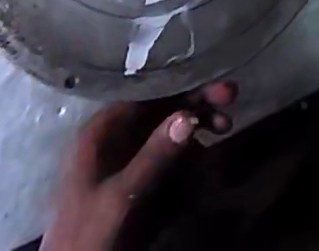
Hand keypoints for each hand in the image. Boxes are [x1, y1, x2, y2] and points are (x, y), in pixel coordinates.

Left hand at [42, 81, 236, 250]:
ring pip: (168, 128)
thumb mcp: (121, 199)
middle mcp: (114, 137)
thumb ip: (154, 156)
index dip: (183, 84)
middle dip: (196, 101)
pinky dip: (190, 151)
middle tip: (231, 98)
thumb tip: (189, 115)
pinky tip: (208, 157)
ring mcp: (126, 160)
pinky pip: (168, 155)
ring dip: (197, 123)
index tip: (216, 86)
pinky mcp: (137, 183)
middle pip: (162, 106)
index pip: (147, 91)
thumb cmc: (87, 239)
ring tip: (226, 127)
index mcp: (101, 131)